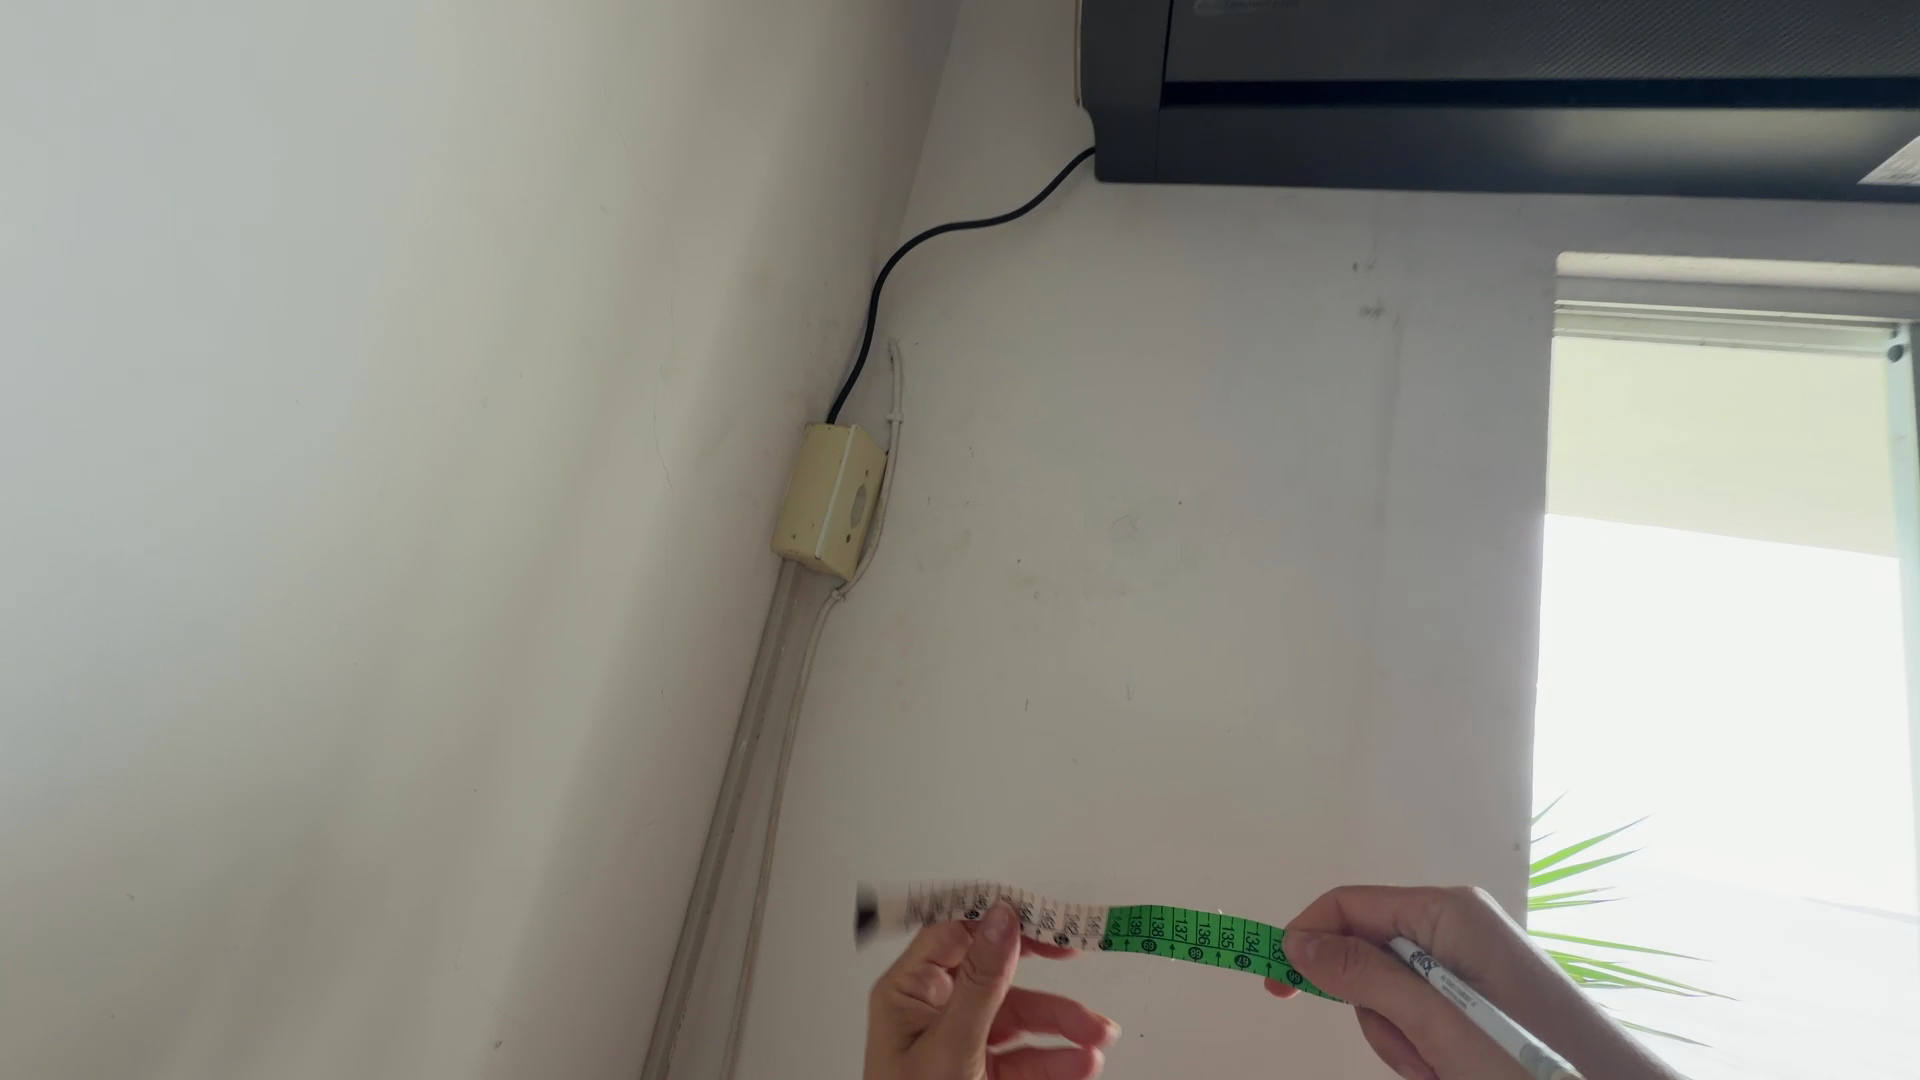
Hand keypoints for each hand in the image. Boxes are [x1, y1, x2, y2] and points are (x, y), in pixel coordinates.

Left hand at [864, 901, 1118, 1079]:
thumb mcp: (951, 1048)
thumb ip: (981, 983)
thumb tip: (1001, 918)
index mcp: (910, 991)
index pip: (956, 932)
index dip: (999, 919)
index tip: (1042, 917)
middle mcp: (932, 1010)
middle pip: (996, 975)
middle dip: (1044, 977)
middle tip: (1079, 957)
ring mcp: (957, 1044)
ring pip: (1018, 1018)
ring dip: (1062, 1024)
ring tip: (1099, 1034)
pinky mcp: (979, 1076)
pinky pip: (1023, 1057)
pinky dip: (1055, 1059)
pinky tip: (1083, 1062)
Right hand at [1263, 886, 1680, 1079]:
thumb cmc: (1535, 1073)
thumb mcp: (1438, 1025)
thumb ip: (1362, 975)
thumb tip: (1295, 941)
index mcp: (1446, 911)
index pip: (1347, 906)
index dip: (1305, 939)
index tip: (1276, 988)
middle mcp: (1456, 927)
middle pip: (1368, 956)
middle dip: (1379, 1015)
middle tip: (1421, 1060)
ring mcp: (1472, 965)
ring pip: (1391, 996)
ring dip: (1406, 1044)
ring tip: (1450, 1076)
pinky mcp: (1484, 1002)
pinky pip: (1423, 1017)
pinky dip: (1429, 1053)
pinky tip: (1462, 1077)